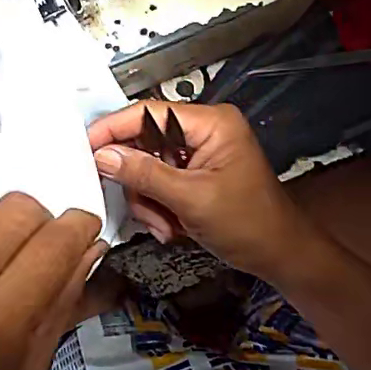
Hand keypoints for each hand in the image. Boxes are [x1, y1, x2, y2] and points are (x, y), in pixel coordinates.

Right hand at [88, 101, 319, 282]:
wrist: (281, 256)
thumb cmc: (253, 224)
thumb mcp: (191, 198)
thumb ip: (144, 174)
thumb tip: (104, 155)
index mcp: (211, 124)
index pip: (148, 113)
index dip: (114, 128)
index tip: (89, 146)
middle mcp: (201, 131)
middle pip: (142, 141)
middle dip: (137, 179)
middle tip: (140, 203)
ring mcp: (194, 153)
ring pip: (143, 165)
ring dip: (146, 199)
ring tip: (164, 223)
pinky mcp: (189, 172)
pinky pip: (153, 181)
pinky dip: (154, 205)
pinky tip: (169, 224)